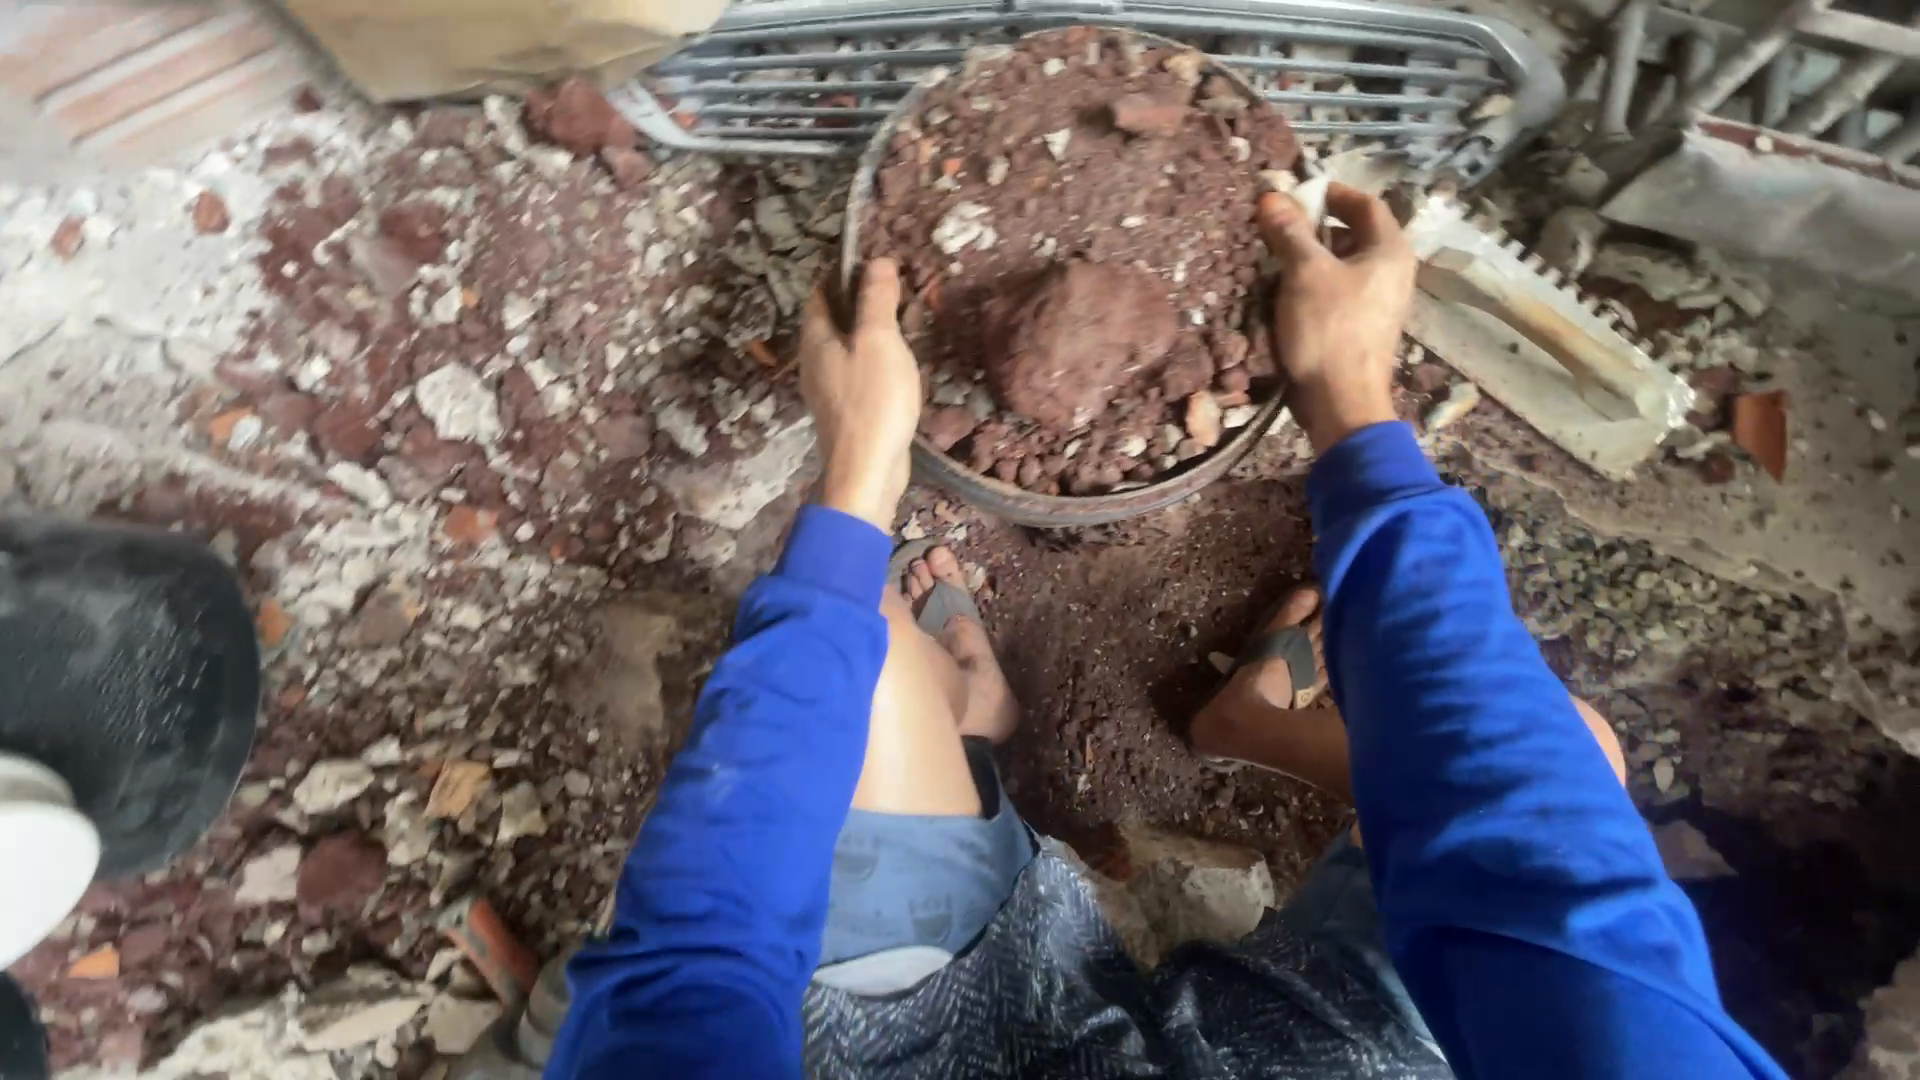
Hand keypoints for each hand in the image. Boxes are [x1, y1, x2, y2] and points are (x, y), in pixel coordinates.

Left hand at [799, 258, 922, 532]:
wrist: (866, 472)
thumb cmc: (873, 402)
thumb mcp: (879, 342)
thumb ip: (877, 301)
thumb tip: (877, 260)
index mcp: (815, 339)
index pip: (820, 292)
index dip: (843, 273)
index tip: (874, 264)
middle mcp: (813, 362)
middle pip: (831, 321)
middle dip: (858, 303)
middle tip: (894, 292)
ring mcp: (827, 391)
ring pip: (844, 350)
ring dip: (867, 335)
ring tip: (901, 326)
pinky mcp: (845, 413)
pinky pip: (856, 375)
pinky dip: (873, 363)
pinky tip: (896, 369)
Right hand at [1257, 183, 1415, 453]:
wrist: (1341, 400)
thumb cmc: (1328, 330)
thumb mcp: (1305, 274)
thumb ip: (1290, 233)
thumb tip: (1271, 196)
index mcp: (1390, 250)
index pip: (1366, 205)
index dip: (1333, 193)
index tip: (1300, 192)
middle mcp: (1393, 273)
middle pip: (1355, 236)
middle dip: (1318, 229)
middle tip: (1282, 228)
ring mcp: (1379, 304)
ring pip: (1345, 268)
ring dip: (1313, 261)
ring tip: (1278, 263)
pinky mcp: (1362, 330)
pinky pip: (1339, 295)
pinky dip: (1315, 288)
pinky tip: (1288, 299)